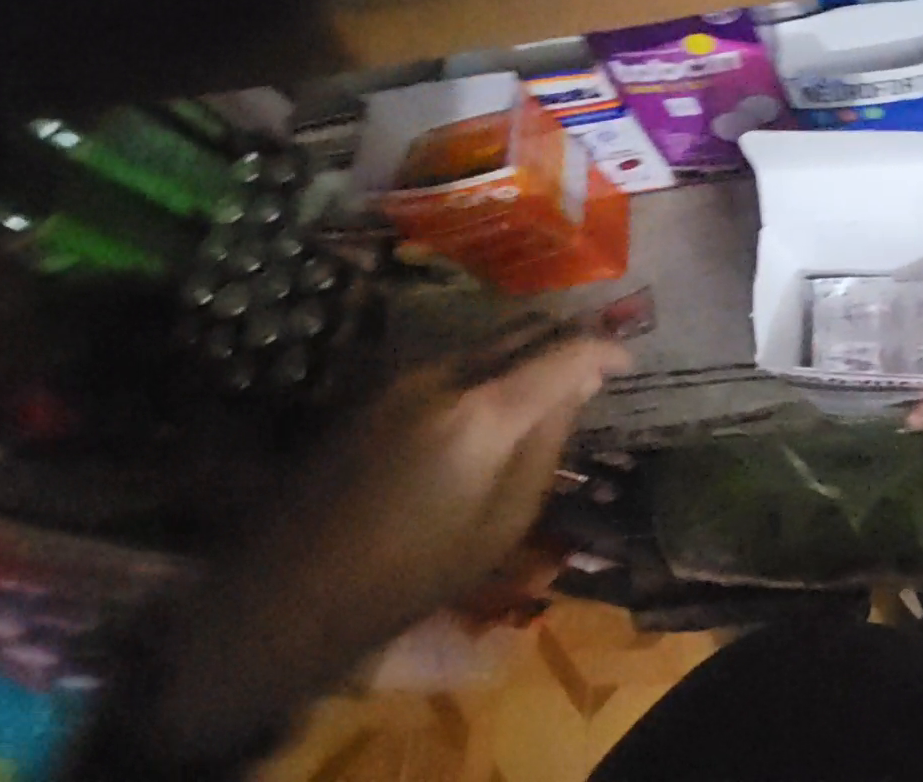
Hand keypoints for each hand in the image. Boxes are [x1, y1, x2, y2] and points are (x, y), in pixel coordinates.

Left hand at [152, 331, 629, 759]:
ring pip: (489, 342)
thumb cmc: (416, 571)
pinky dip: (494, 366)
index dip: (604, 348)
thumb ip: (548, 442)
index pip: (563, 354)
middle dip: (568, 337)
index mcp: (483, 413)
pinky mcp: (381, 390)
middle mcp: (446, 375)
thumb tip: (582, 384)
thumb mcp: (505, 521)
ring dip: (529, 351)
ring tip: (557, 376)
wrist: (293, 591)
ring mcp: (407, 378)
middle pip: (524, 331)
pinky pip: (457, 361)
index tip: (629, 361)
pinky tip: (502, 396)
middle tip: (598, 359)